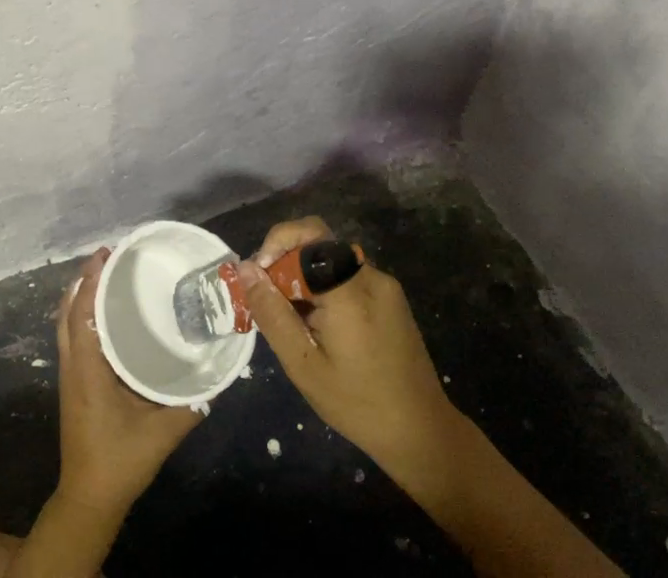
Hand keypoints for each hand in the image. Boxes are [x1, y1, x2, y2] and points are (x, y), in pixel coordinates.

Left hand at [53, 248, 203, 510]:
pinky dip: (82, 316)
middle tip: (111, 258)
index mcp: (87, 369)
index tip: (107, 254)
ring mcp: (69, 375)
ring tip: (106, 276)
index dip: (90, 280)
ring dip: (81, 297)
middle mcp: (72, 365)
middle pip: (67, 311)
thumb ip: (192, 403)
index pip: (82, 313)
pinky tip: (105, 316)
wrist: (89, 497)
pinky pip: (72, 338)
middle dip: (84, 280)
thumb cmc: (121, 460)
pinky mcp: (73, 384)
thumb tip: (219, 374)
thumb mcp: (163, 432)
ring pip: (66, 324)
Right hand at [238, 217, 457, 467]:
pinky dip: (324, 290)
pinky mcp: (391, 301)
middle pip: (319, 245)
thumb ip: (272, 313)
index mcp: (350, 291)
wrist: (421, 432)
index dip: (276, 246)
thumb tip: (245, 269)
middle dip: (285, 264)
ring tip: (290, 319)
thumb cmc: (357, 404)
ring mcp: (386, 288)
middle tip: (268, 301)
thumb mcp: (304, 364)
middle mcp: (372, 278)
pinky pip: (348, 278)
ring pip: (332, 262)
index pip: (308, 235)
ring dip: (303, 279)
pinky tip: (316, 327)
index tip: (259, 279)